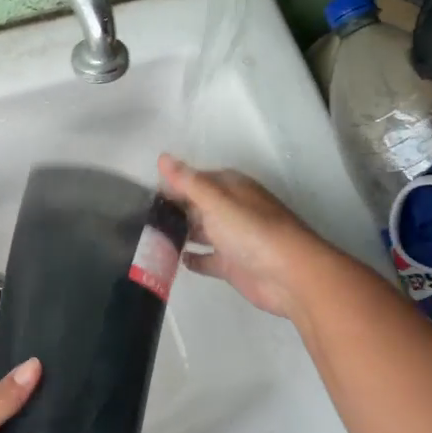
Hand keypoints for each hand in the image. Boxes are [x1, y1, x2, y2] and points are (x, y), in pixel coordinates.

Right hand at [158, 154, 335, 316]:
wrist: (290, 275)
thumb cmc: (252, 231)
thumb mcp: (216, 201)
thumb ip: (188, 182)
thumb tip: (163, 157)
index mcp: (231, 188)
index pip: (197, 180)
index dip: (173, 184)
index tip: (146, 193)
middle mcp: (231, 210)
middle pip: (197, 206)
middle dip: (173, 210)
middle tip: (141, 217)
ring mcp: (232, 239)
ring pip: (200, 232)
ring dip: (180, 234)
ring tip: (149, 238)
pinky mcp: (232, 265)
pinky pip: (206, 259)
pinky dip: (192, 259)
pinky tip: (172, 260)